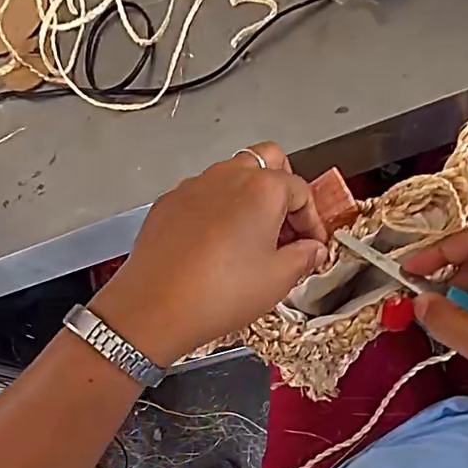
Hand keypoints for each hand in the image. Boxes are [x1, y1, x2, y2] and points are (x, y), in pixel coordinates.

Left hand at [89, 143, 328, 364]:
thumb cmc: (216, 293)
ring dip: (251, 196)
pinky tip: (220, 244)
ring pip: (233, 173)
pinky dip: (219, 208)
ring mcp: (195, 186)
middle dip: (284, 188)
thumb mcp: (277, 279)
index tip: (313, 244)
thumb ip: (304, 257)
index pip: (301, 190)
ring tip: (255, 237)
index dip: (312, 219)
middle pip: (268, 160)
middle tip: (288, 225)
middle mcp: (228, 176)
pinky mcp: (170, 202)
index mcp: (262, 188)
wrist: (155, 307)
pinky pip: (204, 194)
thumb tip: (312, 251)